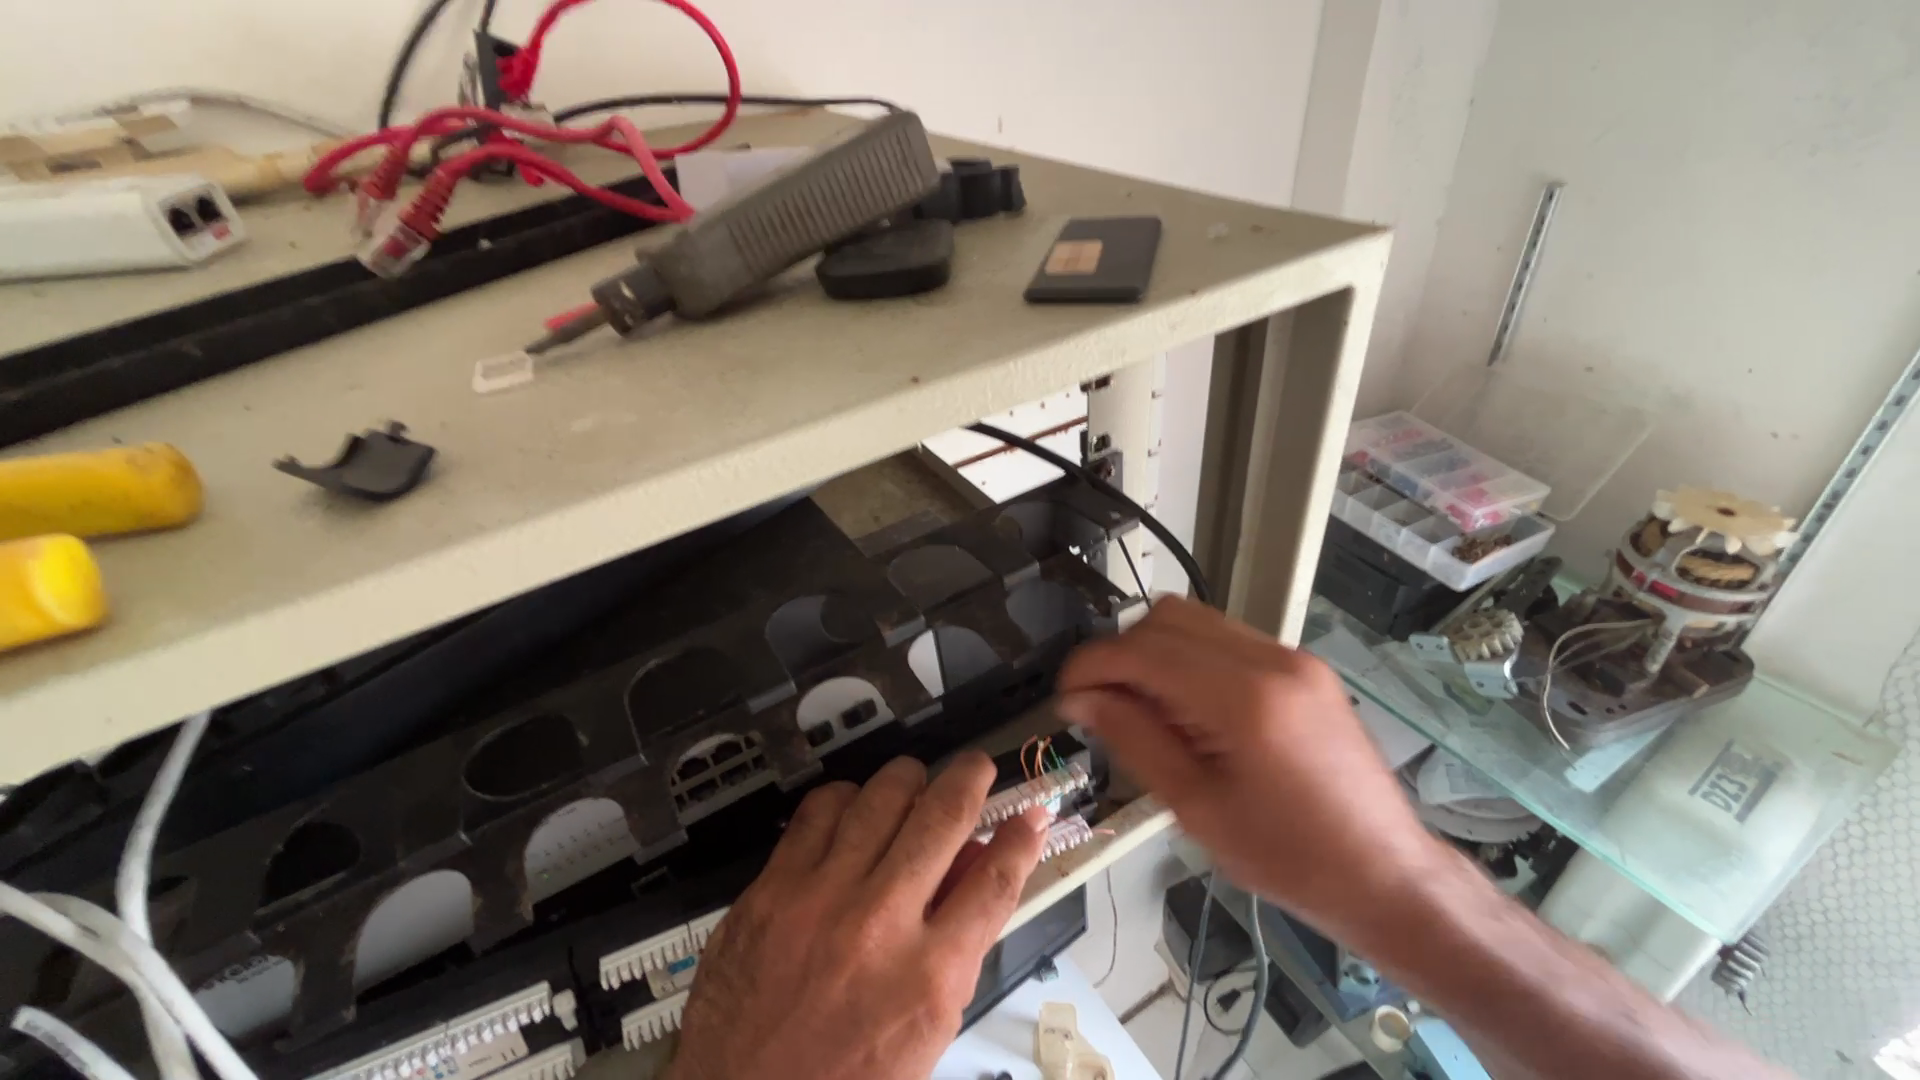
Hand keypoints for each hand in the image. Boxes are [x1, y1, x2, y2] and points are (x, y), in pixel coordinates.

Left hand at [666, 754, 1049, 1079]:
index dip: (1021, 838)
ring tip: (916, 782)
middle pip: (943, 816)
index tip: (1030, 814)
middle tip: (975, 767)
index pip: (995, 882)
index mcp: (929, 978)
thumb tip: (977, 867)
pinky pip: (819, 810)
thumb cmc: (844, 1078)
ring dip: (910, 779)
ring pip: (882, 796)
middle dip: (969, 777)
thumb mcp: (925, 1032)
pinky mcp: (772, 888)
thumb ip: (958, 948)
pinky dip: (846, 797)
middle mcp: (880, 925)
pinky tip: (853, 808)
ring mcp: (821, 898)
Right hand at [1055, 597, 1440, 941]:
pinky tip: (1184, 705)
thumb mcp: (1195, 806)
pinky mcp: (1303, 667)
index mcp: (1245, 699)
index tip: (1066, 697)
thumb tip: (1081, 698)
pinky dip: (1189, 657)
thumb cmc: (1288, 858)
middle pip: (1167, 617)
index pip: (1144, 649)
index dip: (1091, 665)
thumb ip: (1134, 737)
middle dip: (1120, 652)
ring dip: (1153, 651)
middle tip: (1100, 703)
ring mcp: (1293, 657)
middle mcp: (1272, 660)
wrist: (1385, 873)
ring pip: (1195, 620)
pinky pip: (1226, 638)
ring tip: (1140, 706)